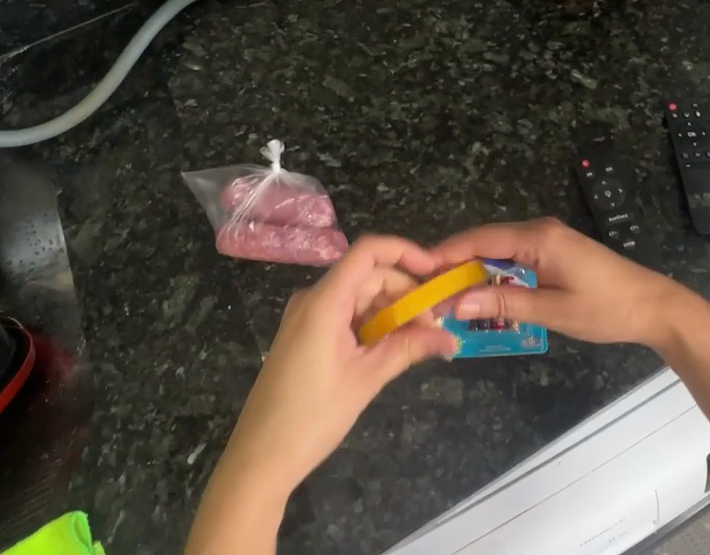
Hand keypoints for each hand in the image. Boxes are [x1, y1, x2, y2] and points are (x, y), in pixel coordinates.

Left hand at [211, 237, 459, 503]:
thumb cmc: (312, 417)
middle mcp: (313, 298)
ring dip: (391, 310)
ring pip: (358, 296)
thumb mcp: (366, 379)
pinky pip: (345, 314)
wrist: (259, 459)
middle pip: (368, 276)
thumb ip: (408, 349)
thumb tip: (450, 338)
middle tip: (435, 324)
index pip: (368, 251)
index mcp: (325, 300)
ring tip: (420, 338)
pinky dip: (371, 323)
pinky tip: (392, 345)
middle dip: (405, 292)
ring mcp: (306, 316)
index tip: (434, 272)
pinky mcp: (305, 334)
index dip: (404, 252)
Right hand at [429, 218, 700, 349]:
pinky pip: (513, 254)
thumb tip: (457, 302)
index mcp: (538, 238)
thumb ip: (506, 303)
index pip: (481, 239)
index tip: (419, 271)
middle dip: (455, 262)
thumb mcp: (554, 310)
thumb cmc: (606, 309)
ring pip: (497, 247)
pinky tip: (480, 288)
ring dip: (472, 267)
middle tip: (427, 288)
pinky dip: (493, 269)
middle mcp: (539, 230)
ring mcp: (548, 238)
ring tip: (445, 291)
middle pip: (485, 240)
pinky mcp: (554, 250)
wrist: (654, 306)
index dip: (447, 254)